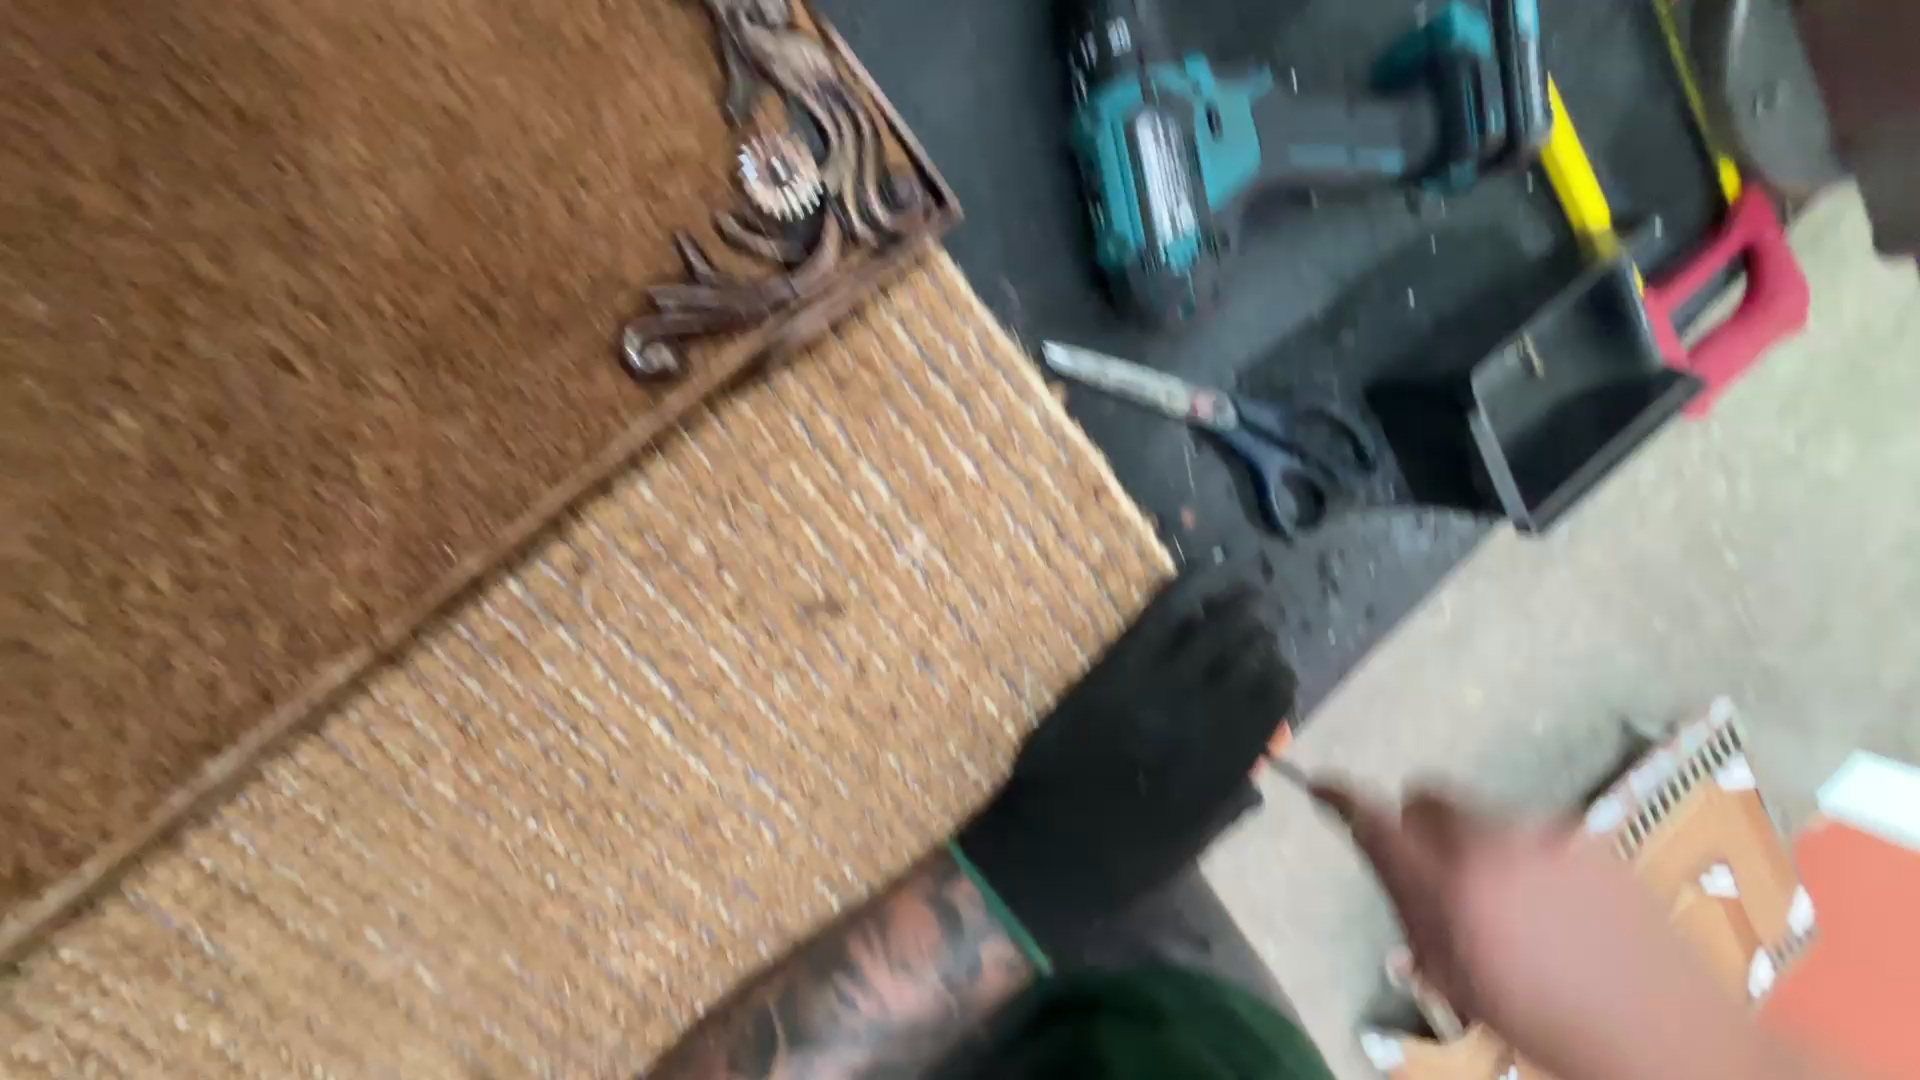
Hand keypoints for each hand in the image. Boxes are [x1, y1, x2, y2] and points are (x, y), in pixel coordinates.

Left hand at [955, 575, 1293, 959]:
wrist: (1045, 852)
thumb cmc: (1120, 859)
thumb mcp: (1192, 842)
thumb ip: (1231, 799)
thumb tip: (1261, 768)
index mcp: (1225, 767)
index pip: (1273, 702)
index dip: (1280, 676)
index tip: (1275, 663)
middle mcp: (1200, 724)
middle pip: (1249, 659)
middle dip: (1261, 633)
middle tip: (1260, 616)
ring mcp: (1154, 696)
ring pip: (1213, 633)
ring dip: (1236, 605)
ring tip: (1245, 587)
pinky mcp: (1111, 676)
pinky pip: (1156, 623)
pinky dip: (1183, 593)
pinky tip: (1199, 572)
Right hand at [1316, 785, 1805, 1079]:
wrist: (1678, 1044)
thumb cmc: (1549, 1025)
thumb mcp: (1458, 977)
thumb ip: (1410, 906)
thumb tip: (1380, 853)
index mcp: (1455, 886)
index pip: (1377, 819)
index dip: (1341, 798)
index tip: (1322, 788)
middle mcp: (1494, 843)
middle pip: (1424, 798)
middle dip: (1418, 828)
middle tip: (1438, 876)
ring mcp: (1548, 834)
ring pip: (1476, 812)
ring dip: (1471, 841)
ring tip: (1508, 901)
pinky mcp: (1589, 837)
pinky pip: (1525, 827)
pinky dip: (1518, 852)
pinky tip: (1554, 904)